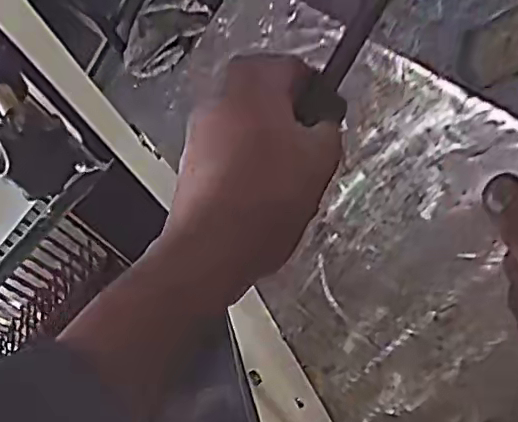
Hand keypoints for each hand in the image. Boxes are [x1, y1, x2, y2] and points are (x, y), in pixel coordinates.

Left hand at [153, 55, 342, 306]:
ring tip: (283, 197)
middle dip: (288, 135)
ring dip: (264, 164)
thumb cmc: (264, 201)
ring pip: (244, 144)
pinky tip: (256, 213)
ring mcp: (196, 141)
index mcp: (252, 80)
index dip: (318, 100)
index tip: (329, 124)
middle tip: (308, 164)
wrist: (209, 253)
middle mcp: (216, 102)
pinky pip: (225, 174)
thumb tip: (324, 130)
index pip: (297, 72)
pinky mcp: (187, 179)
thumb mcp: (321, 161)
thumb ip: (329, 132)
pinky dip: (242, 187)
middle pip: (266, 110)